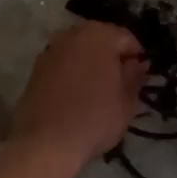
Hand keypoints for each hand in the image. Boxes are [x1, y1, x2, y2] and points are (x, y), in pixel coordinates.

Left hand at [9, 22, 148, 165]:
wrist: (47, 142)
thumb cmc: (94, 120)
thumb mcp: (127, 102)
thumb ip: (135, 77)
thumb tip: (138, 64)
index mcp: (99, 35)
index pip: (127, 38)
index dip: (137, 57)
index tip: (140, 77)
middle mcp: (72, 35)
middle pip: (100, 40)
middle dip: (111, 58)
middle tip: (119, 84)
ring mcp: (50, 51)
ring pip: (79, 52)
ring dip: (90, 65)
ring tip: (97, 91)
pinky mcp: (35, 69)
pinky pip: (62, 65)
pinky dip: (71, 74)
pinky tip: (75, 96)